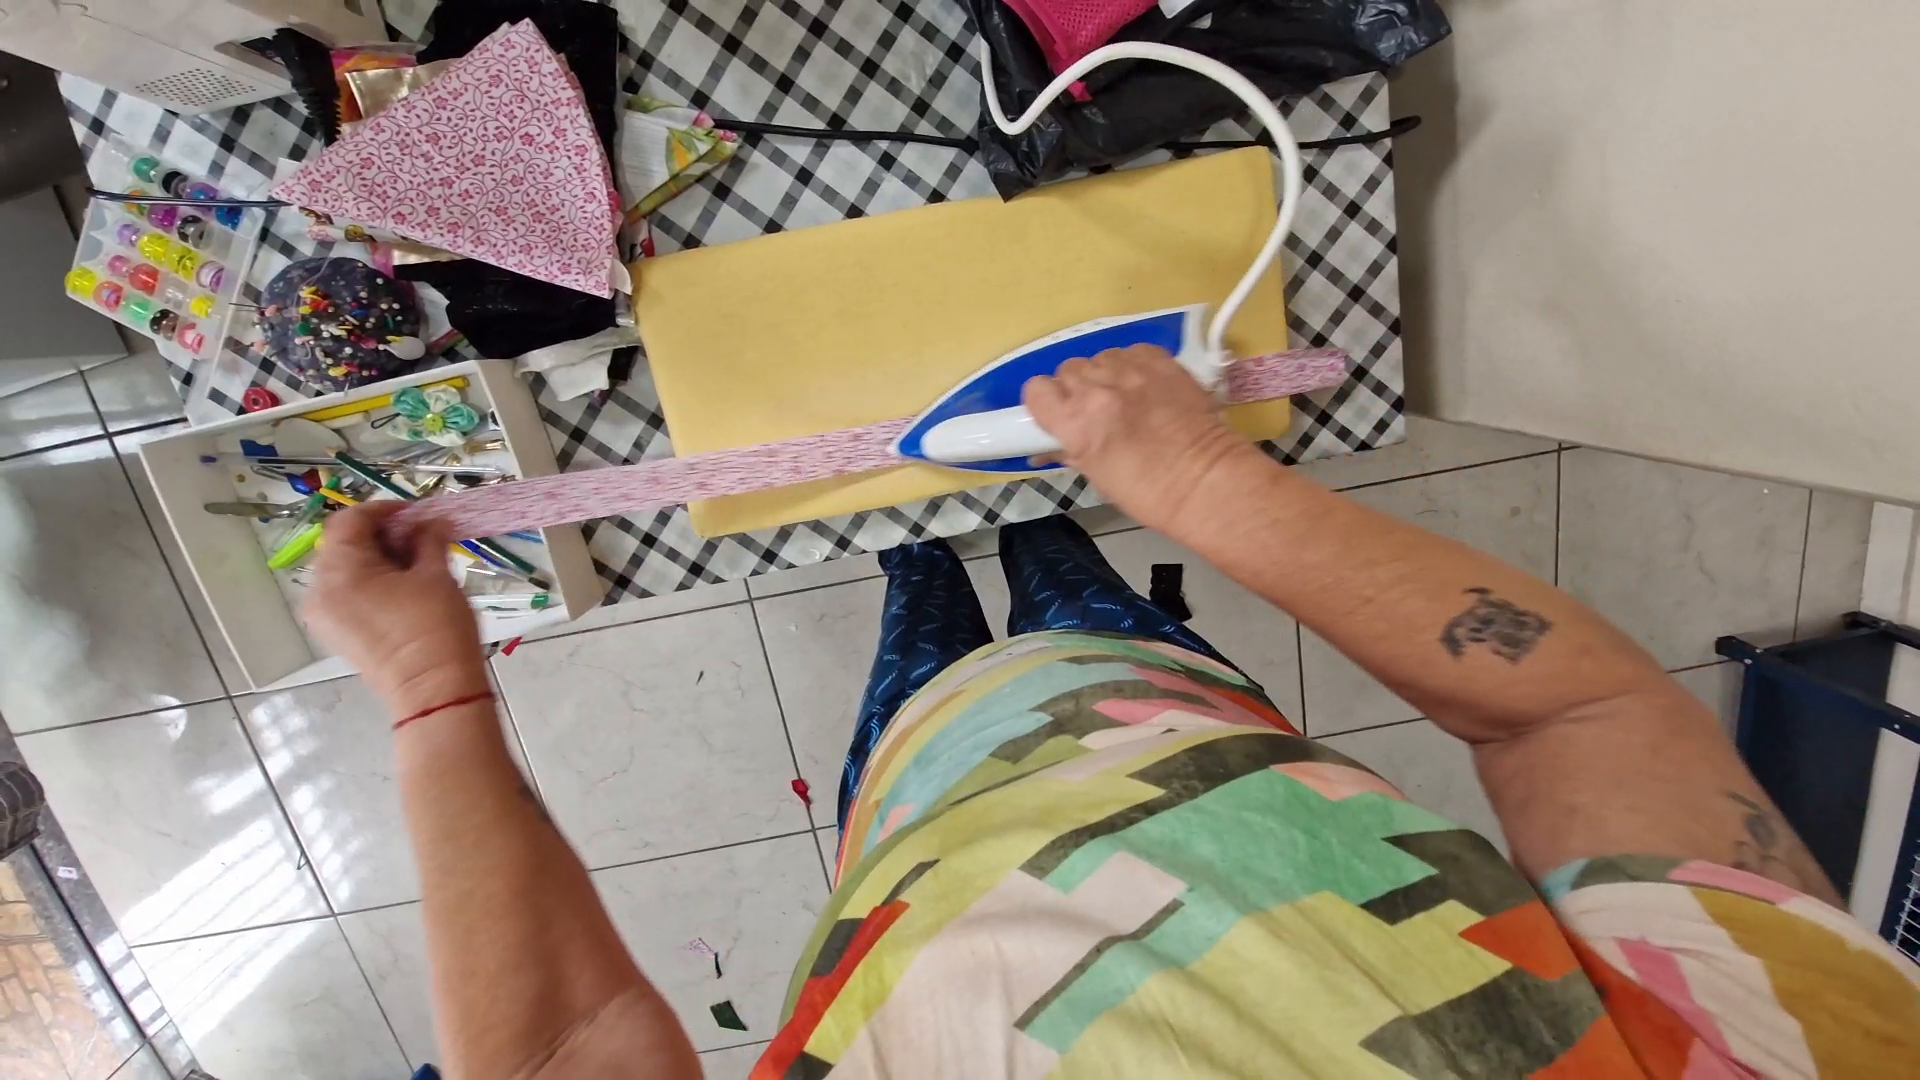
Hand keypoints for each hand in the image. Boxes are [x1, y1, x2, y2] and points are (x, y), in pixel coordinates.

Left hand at [305, 501, 489, 717]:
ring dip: (381, 559)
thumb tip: (431, 522)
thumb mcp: (437, 575)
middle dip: (385, 535)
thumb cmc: (436, 626)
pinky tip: (407, 589)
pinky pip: (349, 594)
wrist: (433, 687)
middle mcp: (318, 591)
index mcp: (338, 572)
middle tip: (426, 537)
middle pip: (344, 546)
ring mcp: (324, 616)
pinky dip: (375, 582)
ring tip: (421, 564)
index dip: (386, 510)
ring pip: (347, 571)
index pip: (350, 521)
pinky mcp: (337, 633)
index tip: (422, 512)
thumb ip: (428, 541)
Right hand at [1022, 345, 1259, 531]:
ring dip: (1104, 376)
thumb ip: (1071, 449)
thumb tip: (1053, 444)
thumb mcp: (1096, 476)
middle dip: (1075, 390)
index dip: (1045, 402)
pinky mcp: (1162, 361)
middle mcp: (1098, 389)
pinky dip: (1133, 366)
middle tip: (1093, 412)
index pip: (1036, 390)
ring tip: (1123, 398)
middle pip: (1067, 371)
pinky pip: (1132, 351)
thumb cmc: (1146, 492)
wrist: (1205, 482)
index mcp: (1075, 423)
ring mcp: (1132, 371)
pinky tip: (1145, 386)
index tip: (1056, 414)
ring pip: (1099, 358)